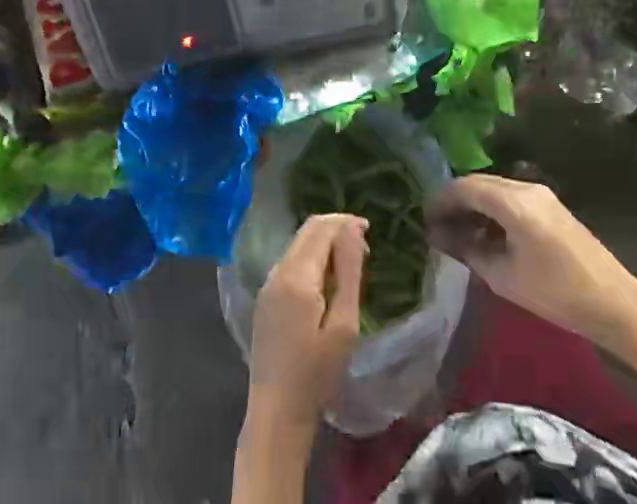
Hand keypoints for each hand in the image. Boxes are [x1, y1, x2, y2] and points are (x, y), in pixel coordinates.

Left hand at [246, 213, 368, 432]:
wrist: (277, 413)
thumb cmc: (317, 373)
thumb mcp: (344, 323)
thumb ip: (348, 272)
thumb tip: (353, 230)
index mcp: (296, 276)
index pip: (320, 229)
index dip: (346, 223)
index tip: (370, 231)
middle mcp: (276, 272)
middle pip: (306, 232)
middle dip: (335, 229)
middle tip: (364, 245)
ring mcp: (267, 286)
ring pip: (297, 246)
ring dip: (324, 244)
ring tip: (351, 263)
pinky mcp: (265, 300)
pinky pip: (290, 264)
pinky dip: (312, 259)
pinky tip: (328, 280)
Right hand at [427, 174, 636, 376]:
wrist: (614, 303)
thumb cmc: (555, 293)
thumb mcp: (503, 276)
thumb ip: (467, 250)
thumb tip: (438, 236)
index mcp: (515, 203)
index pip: (466, 187)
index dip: (440, 200)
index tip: (423, 219)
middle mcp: (527, 188)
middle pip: (479, 182)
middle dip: (455, 201)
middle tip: (435, 227)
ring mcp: (542, 195)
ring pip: (494, 189)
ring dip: (473, 205)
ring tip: (455, 234)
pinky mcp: (550, 206)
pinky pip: (510, 198)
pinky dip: (491, 210)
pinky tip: (484, 235)